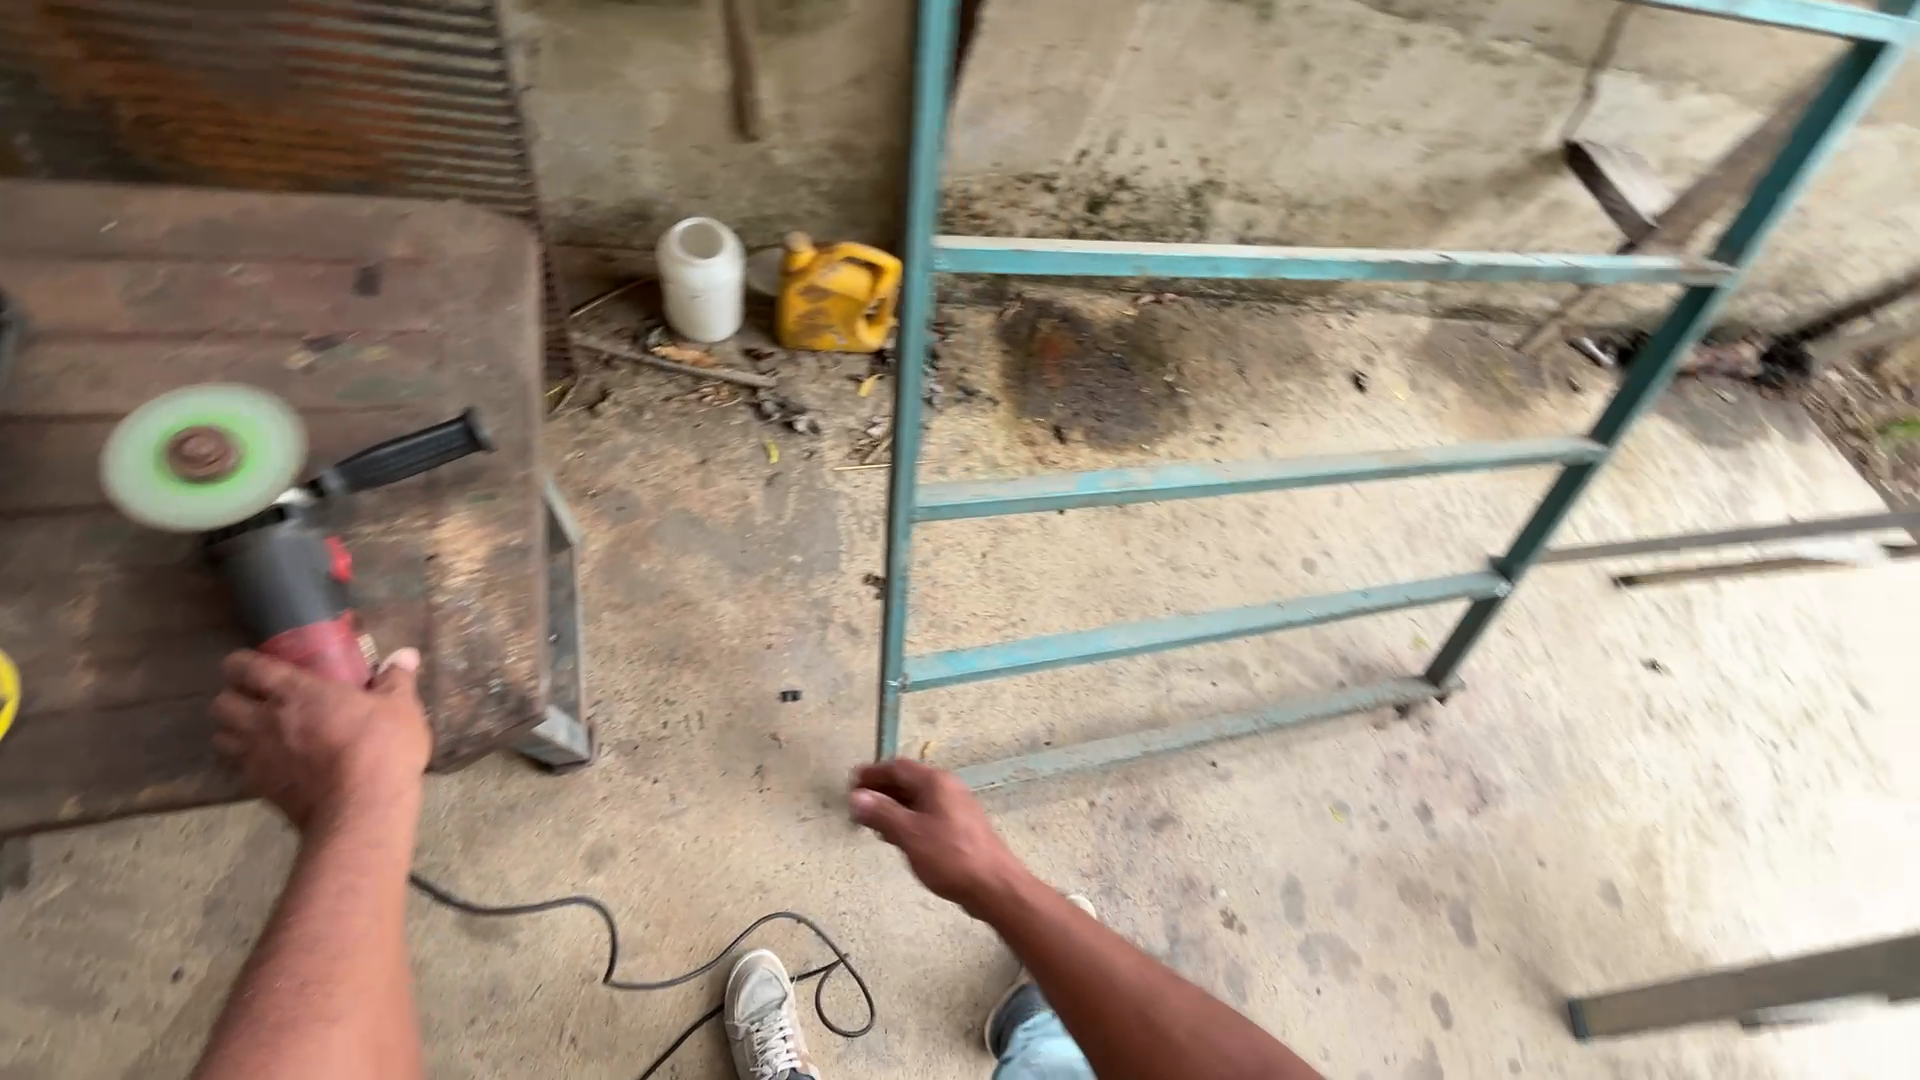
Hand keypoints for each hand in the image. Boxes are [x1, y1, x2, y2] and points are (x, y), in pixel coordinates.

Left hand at [211, 648, 432, 832]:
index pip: (248, 668)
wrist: (362, 804)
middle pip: (222, 702)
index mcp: (298, 692)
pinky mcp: (258, 785)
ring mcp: (257, 755)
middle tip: (259, 697)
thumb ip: (397, 678)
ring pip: (221, 735)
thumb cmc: (382, 744)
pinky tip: (275, 760)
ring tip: (260, 729)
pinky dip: (249, 758)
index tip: (249, 661)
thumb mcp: (401, 706)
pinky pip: (239, 765)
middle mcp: (265, 720)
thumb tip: (406, 654)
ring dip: (234, 728)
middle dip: (234, 696)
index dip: (241, 662)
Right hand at [849, 759, 1029, 916]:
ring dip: (893, 806)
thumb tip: (857, 797)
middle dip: (881, 790)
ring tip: (871, 822)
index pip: (898, 767)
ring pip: (917, 799)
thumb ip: (882, 813)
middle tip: (857, 804)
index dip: (873, 773)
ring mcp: (955, 806)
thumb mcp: (910, 834)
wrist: (993, 885)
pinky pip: (927, 813)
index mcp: (935, 782)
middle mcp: (947, 787)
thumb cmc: (950, 856)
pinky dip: (908, 819)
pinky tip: (897, 836)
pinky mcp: (959, 826)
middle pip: (908, 781)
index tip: (851, 783)